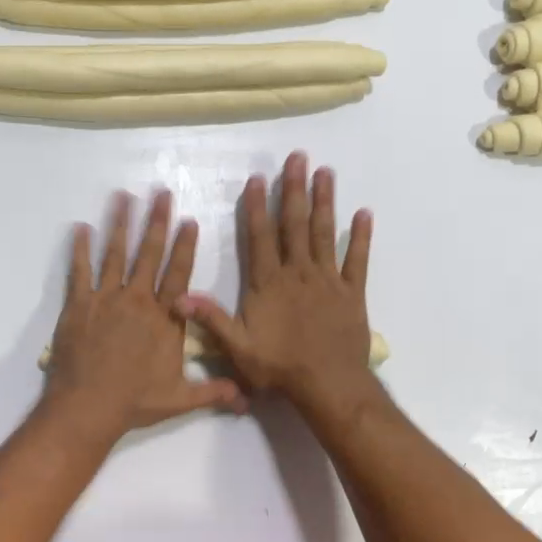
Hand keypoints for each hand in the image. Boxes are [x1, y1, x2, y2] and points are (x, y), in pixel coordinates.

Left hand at [43, 190, 244, 437]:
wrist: (88, 406)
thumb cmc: (135, 402)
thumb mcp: (180, 400)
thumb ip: (213, 392)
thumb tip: (246, 399)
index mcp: (165, 320)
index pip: (179, 275)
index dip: (185, 247)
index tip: (189, 221)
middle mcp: (137, 301)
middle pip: (149, 254)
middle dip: (156, 222)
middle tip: (160, 193)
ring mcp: (106, 300)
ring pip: (115, 254)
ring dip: (120, 224)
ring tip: (122, 196)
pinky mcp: (78, 306)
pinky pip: (79, 271)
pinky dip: (79, 249)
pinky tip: (81, 228)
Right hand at [181, 152, 376, 410]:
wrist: (328, 384)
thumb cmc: (279, 368)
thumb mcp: (237, 348)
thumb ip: (210, 319)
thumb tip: (177, 298)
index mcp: (268, 284)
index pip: (259, 238)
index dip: (257, 208)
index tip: (257, 179)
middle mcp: (298, 273)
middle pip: (294, 225)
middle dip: (294, 190)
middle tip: (297, 158)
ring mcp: (328, 280)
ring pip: (325, 233)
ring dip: (324, 202)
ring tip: (325, 172)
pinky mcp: (352, 293)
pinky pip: (357, 260)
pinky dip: (360, 237)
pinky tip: (364, 213)